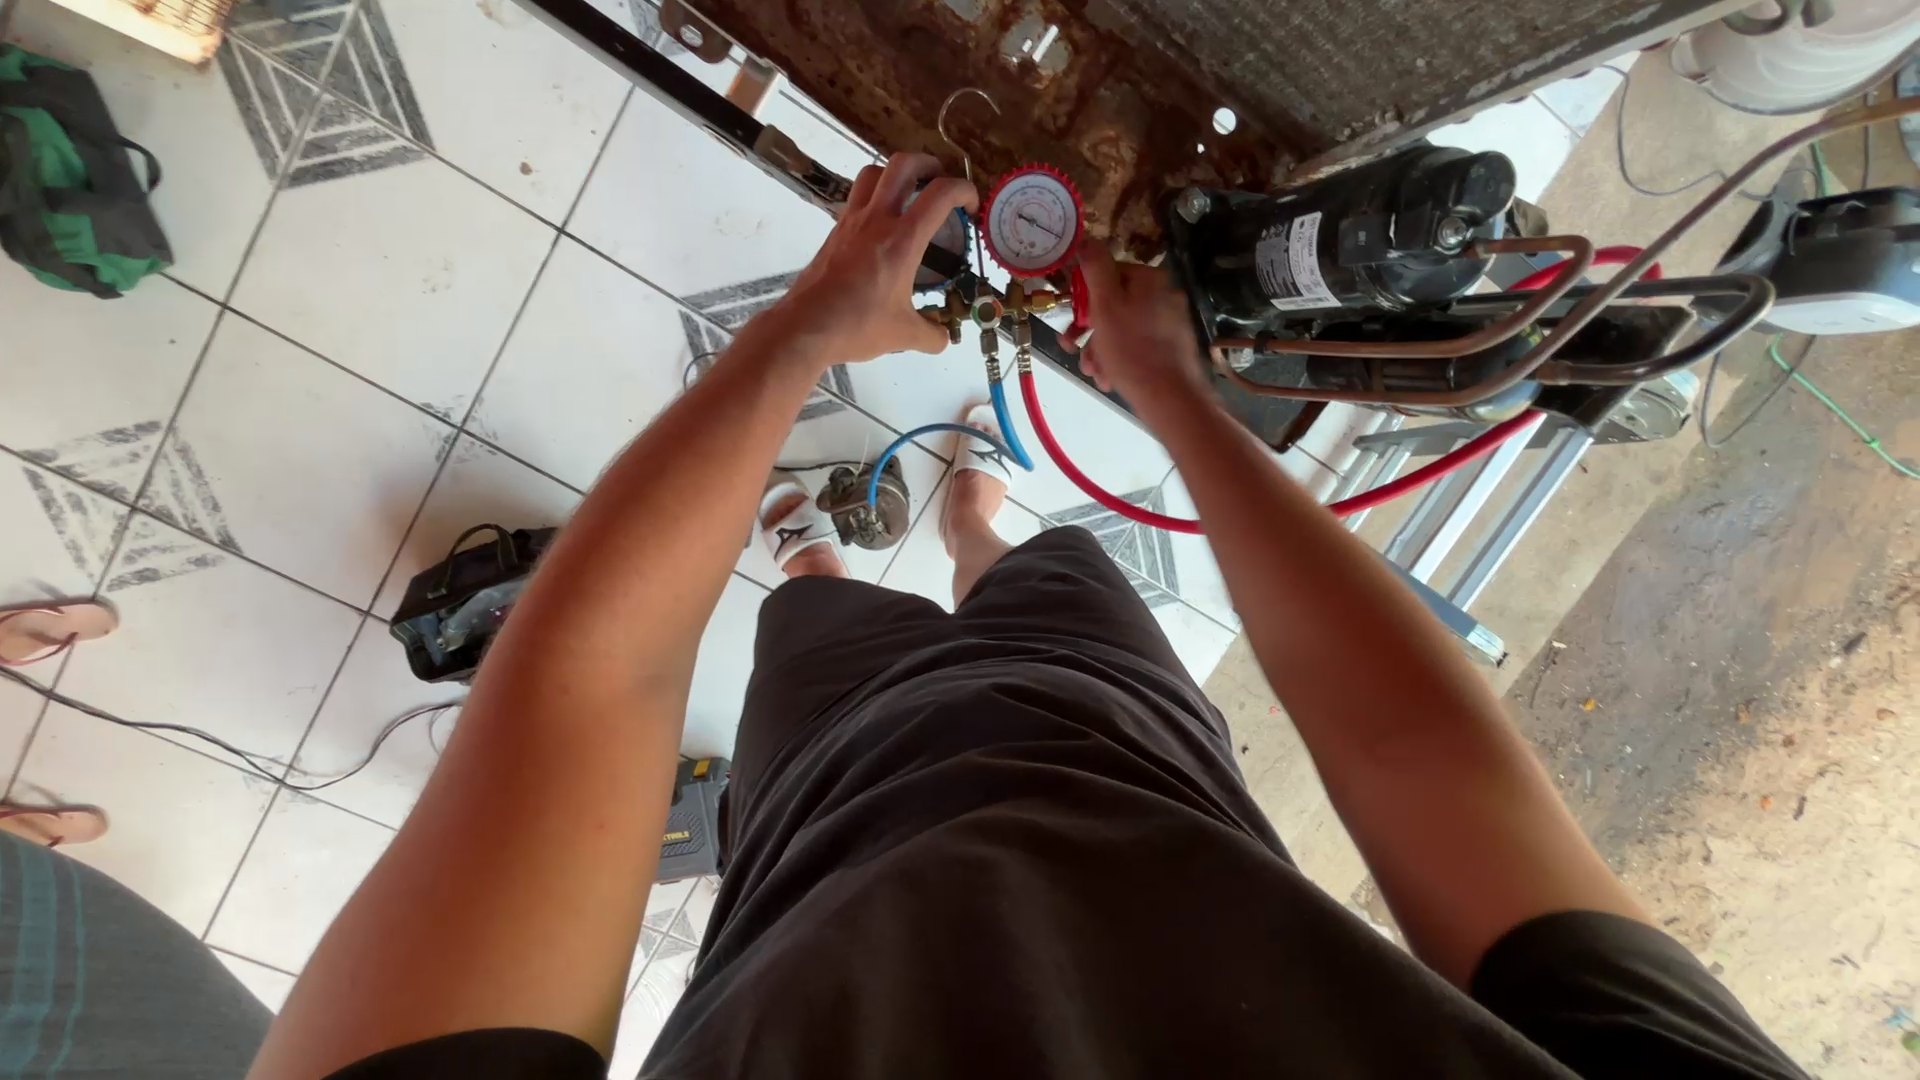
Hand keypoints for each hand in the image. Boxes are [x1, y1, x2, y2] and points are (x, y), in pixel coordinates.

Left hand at [763, 152, 977, 365]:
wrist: (806, 326)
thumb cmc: (857, 326)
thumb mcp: (904, 335)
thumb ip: (931, 335)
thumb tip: (943, 338)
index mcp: (902, 240)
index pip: (940, 194)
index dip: (964, 190)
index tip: (971, 206)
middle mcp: (876, 220)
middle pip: (903, 164)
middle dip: (928, 164)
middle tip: (940, 182)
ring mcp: (851, 222)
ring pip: (873, 173)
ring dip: (896, 174)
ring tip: (908, 194)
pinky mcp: (834, 232)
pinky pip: (856, 198)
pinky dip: (874, 197)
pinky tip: (881, 225)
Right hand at [1073, 239, 1208, 399]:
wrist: (1169, 398)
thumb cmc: (1132, 351)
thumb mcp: (1105, 306)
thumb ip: (1095, 269)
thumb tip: (1086, 238)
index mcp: (1150, 279)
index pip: (1107, 274)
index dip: (1084, 297)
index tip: (1072, 320)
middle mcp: (1163, 295)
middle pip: (1113, 305)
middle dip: (1090, 330)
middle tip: (1073, 349)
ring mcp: (1169, 322)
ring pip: (1122, 329)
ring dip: (1100, 349)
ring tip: (1093, 371)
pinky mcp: (1170, 347)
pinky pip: (1135, 346)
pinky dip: (1118, 359)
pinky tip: (1109, 378)